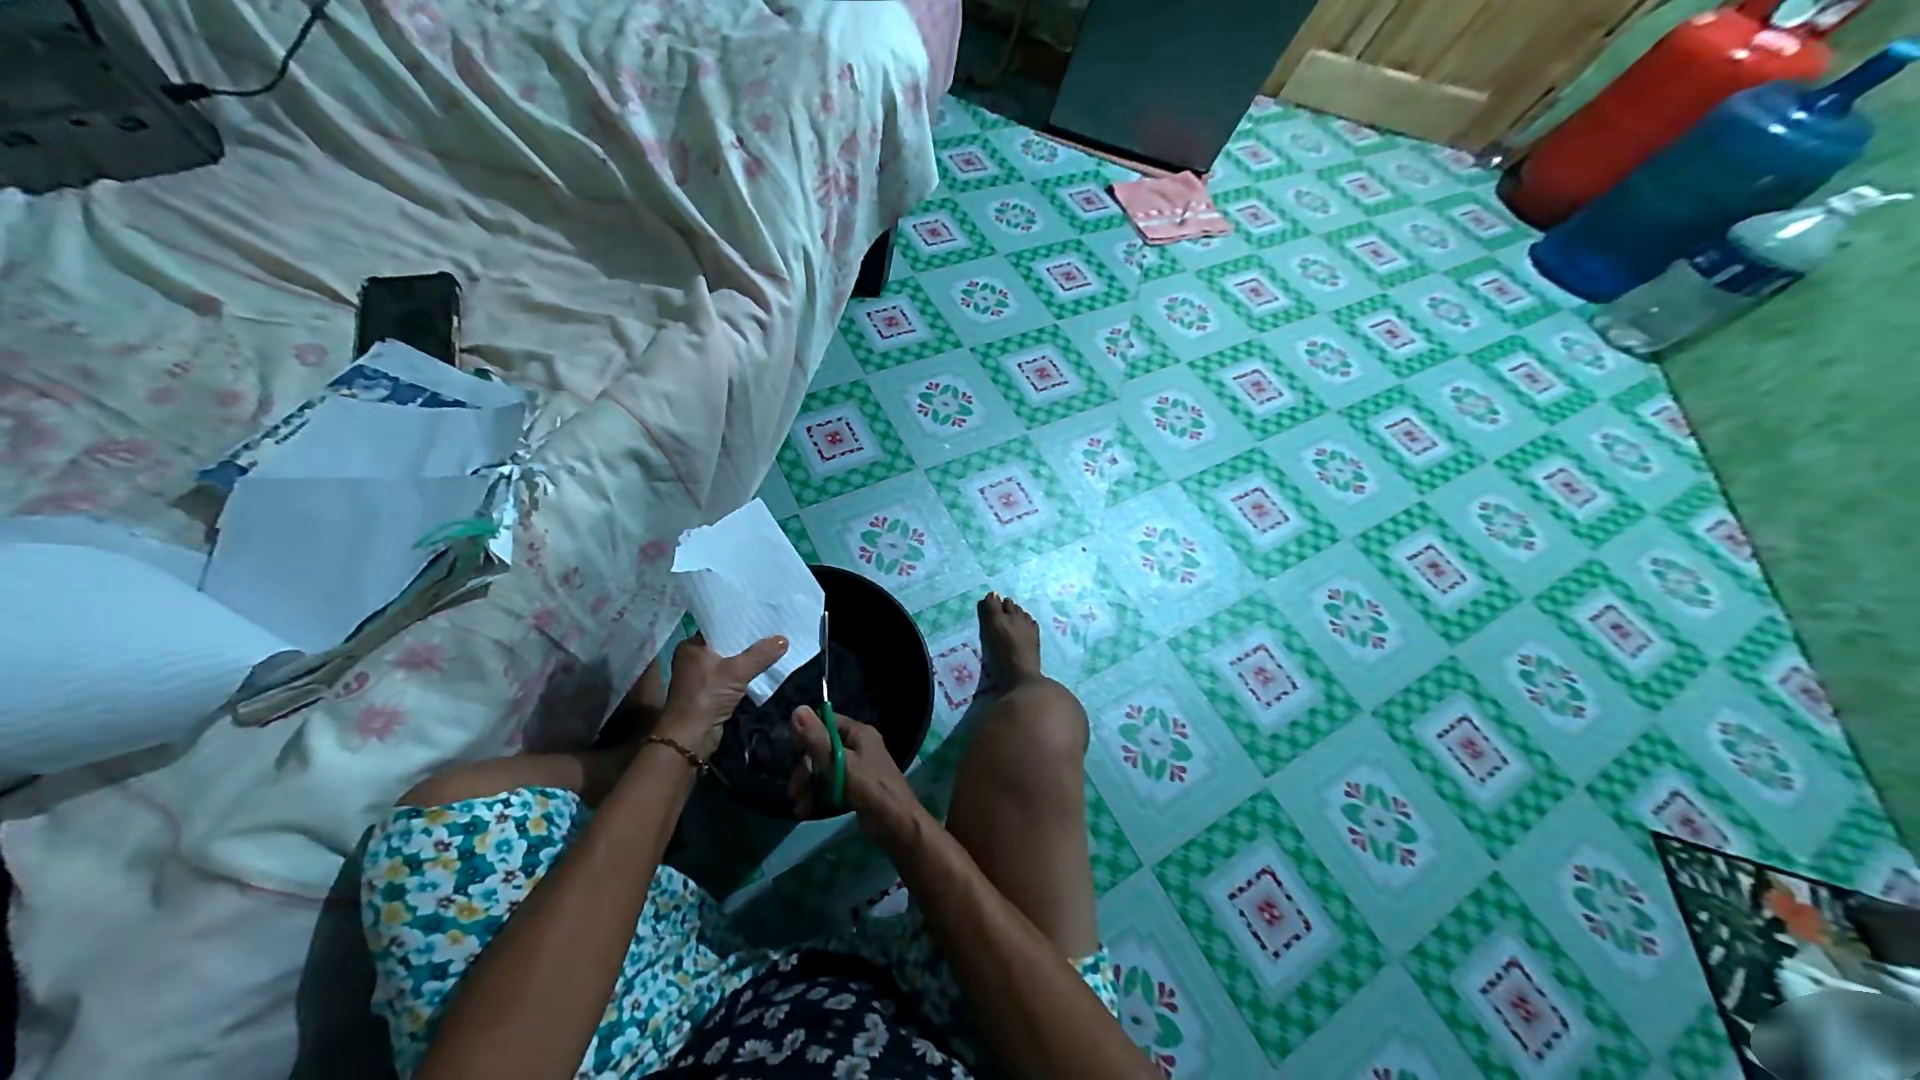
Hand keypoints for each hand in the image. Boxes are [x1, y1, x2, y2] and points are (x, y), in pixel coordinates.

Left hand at [653, 633, 787, 759]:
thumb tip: (783, 639)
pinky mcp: (709, 693)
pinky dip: (745, 674)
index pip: (719, 627)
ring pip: (730, 662)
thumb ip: (760, 654)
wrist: (691, 737)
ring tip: (772, 647)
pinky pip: (731, 677)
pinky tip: (763, 668)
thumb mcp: (736, 671)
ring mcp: (701, 677)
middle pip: (726, 645)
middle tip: (773, 631)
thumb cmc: (706, 696)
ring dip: (747, 659)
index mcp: (691, 646)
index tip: (762, 617)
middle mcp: (693, 658)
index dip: (739, 623)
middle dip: (747, 641)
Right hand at [788, 706, 925, 843]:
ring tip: (799, 804)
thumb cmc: (870, 787)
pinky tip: (805, 810)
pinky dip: (817, 794)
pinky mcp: (854, 787)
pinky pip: (830, 784)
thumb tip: (797, 709)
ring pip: (824, 769)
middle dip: (806, 770)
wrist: (896, 823)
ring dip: (808, 785)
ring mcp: (857, 767)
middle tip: (795, 790)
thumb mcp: (840, 762)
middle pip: (822, 749)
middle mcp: (858, 746)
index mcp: (858, 733)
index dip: (808, 735)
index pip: (827, 722)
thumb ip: (817, 739)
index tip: (794, 754)